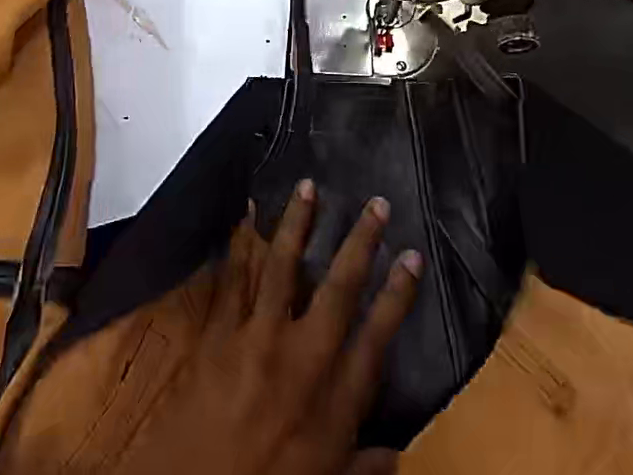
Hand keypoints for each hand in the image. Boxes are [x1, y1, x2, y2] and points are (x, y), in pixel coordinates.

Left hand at [112, 179, 422, 474]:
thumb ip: (367, 464)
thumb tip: (402, 456)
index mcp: (335, 398)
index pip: (378, 334)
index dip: (399, 293)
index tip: (413, 254)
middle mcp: (302, 358)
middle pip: (338, 289)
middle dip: (360, 243)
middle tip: (376, 204)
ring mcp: (257, 340)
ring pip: (284, 268)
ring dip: (298, 223)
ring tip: (308, 187)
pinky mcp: (219, 335)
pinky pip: (233, 280)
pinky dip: (239, 245)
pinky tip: (245, 215)